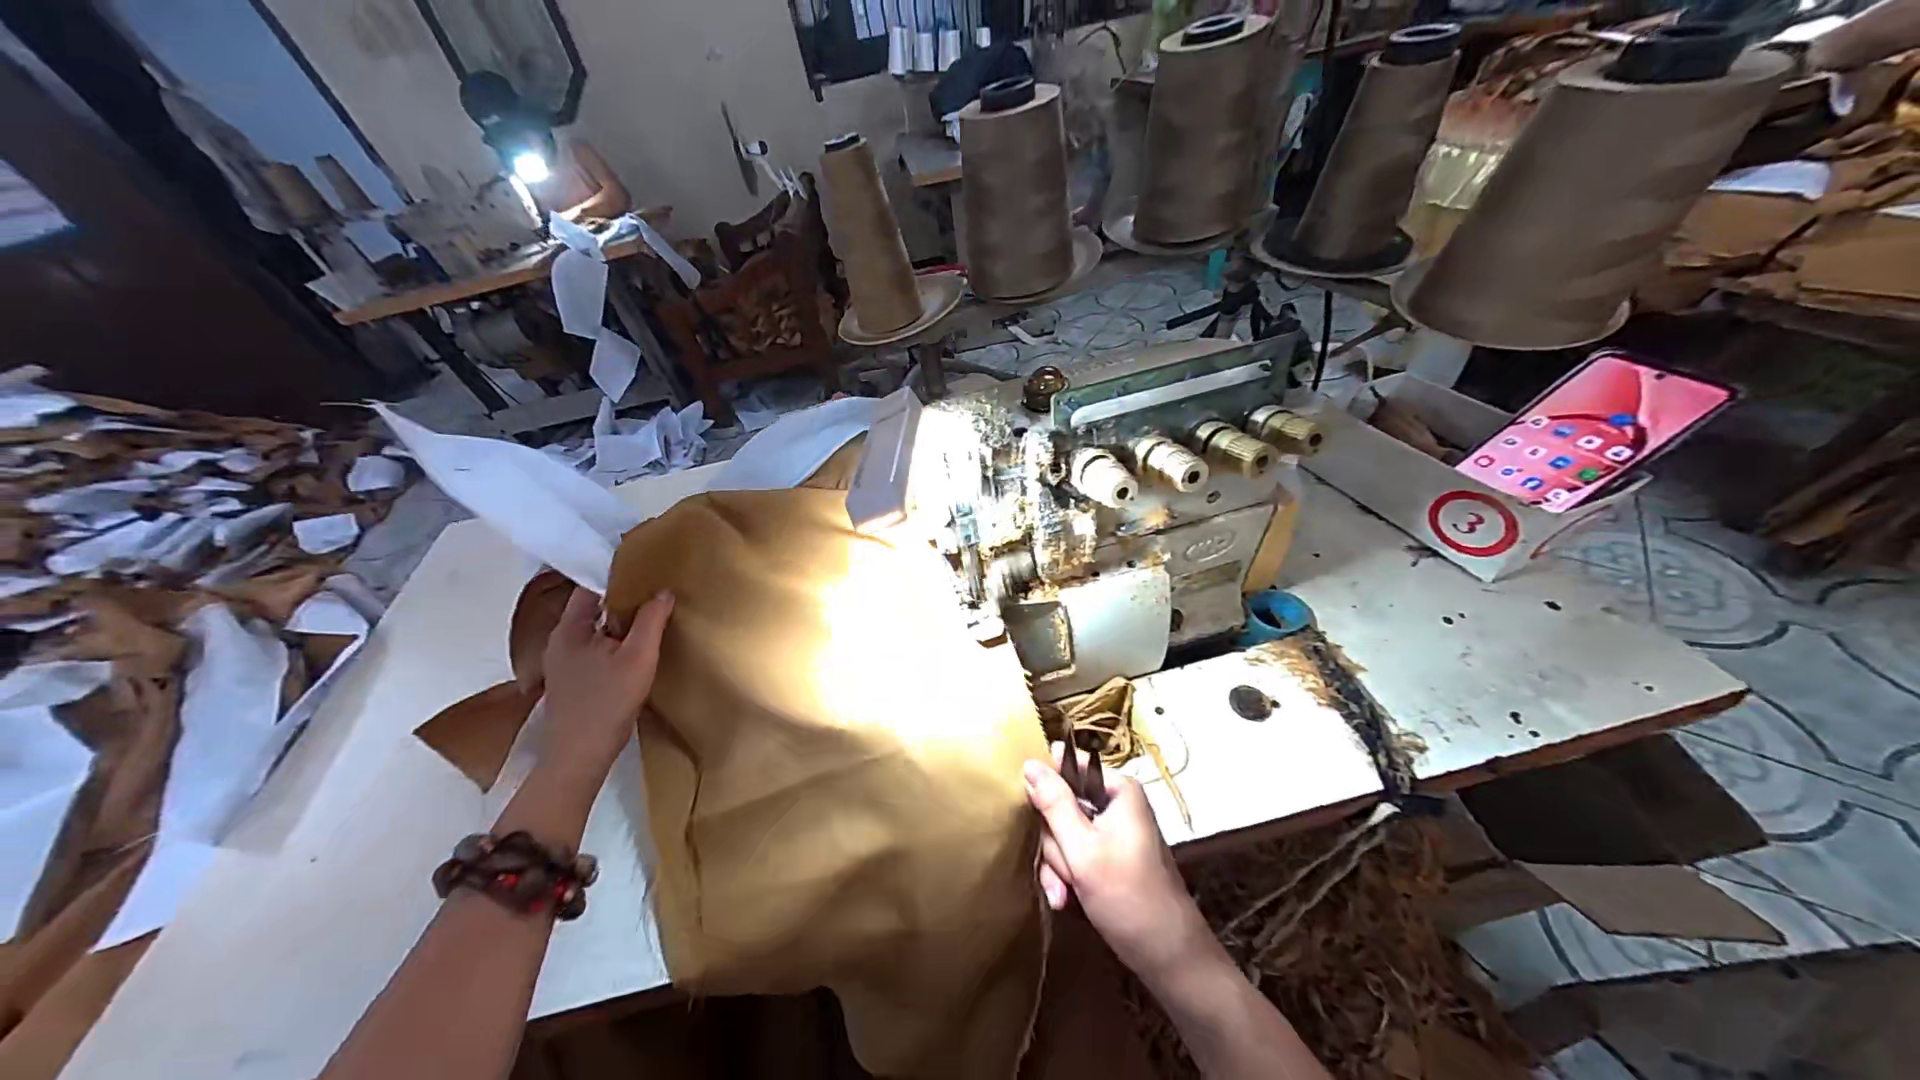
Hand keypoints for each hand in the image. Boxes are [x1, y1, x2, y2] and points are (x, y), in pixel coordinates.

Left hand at [538, 587, 672, 779]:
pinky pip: (597, 647)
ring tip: (652, 616)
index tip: (648, 570)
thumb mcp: (638, 657)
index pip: (591, 587)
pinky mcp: (574, 679)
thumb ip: (651, 620)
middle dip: (624, 598)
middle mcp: (561, 640)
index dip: (619, 576)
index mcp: (569, 629)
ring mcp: (565, 662)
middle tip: (657, 590)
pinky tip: (638, 648)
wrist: (580, 755)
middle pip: (594, 607)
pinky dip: (616, 641)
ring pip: (597, 629)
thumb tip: (663, 591)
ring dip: (622, 622)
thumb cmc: (607, 702)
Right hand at [1024, 745, 1212, 981]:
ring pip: (1062, 833)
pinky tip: (1066, 900)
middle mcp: (1116, 803)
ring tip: (1065, 894)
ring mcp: (1112, 830)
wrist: (1168, 957)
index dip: (1046, 791)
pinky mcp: (1108, 854)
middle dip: (1054, 843)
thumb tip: (1029, 762)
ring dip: (1058, 865)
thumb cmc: (1127, 898)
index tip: (1038, 820)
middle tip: (1065, 871)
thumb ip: (1054, 804)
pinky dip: (1067, 876)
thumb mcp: (1082, 849)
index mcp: (1117, 789)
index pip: (1067, 765)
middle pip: (1061, 804)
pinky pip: (1074, 853)